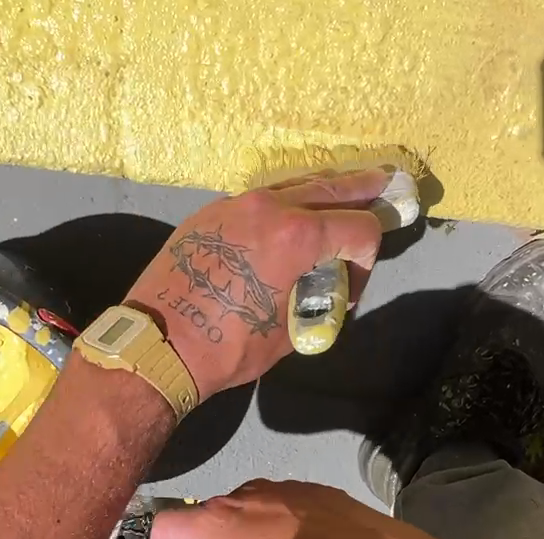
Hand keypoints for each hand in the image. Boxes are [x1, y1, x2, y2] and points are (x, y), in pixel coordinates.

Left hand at [127, 169, 391, 397]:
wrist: (157, 345)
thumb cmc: (225, 349)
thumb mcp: (284, 335)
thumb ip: (312, 304)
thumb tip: (317, 293)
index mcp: (295, 236)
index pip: (358, 229)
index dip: (367, 260)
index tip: (352, 289)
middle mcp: (268, 207)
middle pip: (330, 187)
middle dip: (361, 190)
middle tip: (386, 183)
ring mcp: (234, 205)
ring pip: (291, 186)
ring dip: (321, 190)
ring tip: (344, 189)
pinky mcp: (209, 214)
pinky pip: (258, 200)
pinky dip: (283, 203)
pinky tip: (290, 212)